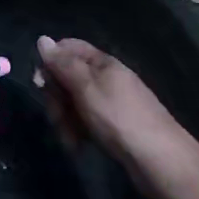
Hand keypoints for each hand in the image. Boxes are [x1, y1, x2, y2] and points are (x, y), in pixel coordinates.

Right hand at [35, 36, 198, 185]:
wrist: (158, 159)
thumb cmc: (119, 118)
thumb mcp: (87, 87)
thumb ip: (63, 64)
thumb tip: (42, 39)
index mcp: (102, 63)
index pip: (69, 48)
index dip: (51, 62)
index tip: (40, 82)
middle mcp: (105, 78)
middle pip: (68, 77)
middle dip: (56, 97)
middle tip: (57, 115)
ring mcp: (109, 103)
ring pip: (74, 103)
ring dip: (65, 119)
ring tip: (70, 138)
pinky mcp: (112, 126)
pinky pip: (85, 122)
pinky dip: (77, 132)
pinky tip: (78, 146)